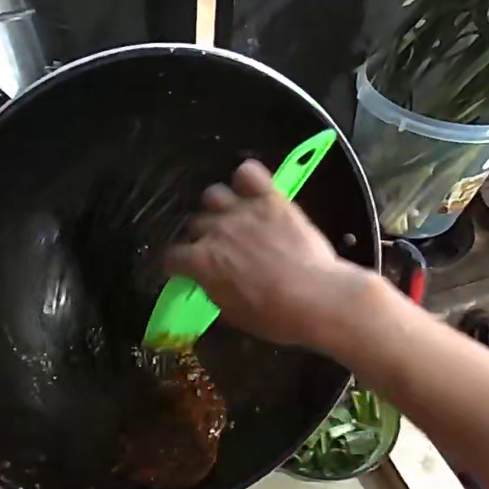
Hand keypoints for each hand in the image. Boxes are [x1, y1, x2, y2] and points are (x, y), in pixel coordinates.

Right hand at [163, 160, 379, 351]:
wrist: (315, 298)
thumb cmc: (274, 316)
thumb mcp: (233, 313)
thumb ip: (214, 289)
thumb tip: (211, 281)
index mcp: (201, 263)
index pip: (172, 256)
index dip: (178, 264)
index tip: (186, 269)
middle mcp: (215, 231)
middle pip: (195, 223)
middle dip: (203, 236)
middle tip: (221, 248)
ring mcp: (241, 211)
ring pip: (213, 194)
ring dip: (219, 206)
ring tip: (234, 218)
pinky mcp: (270, 198)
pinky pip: (249, 172)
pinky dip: (247, 178)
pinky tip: (253, 190)